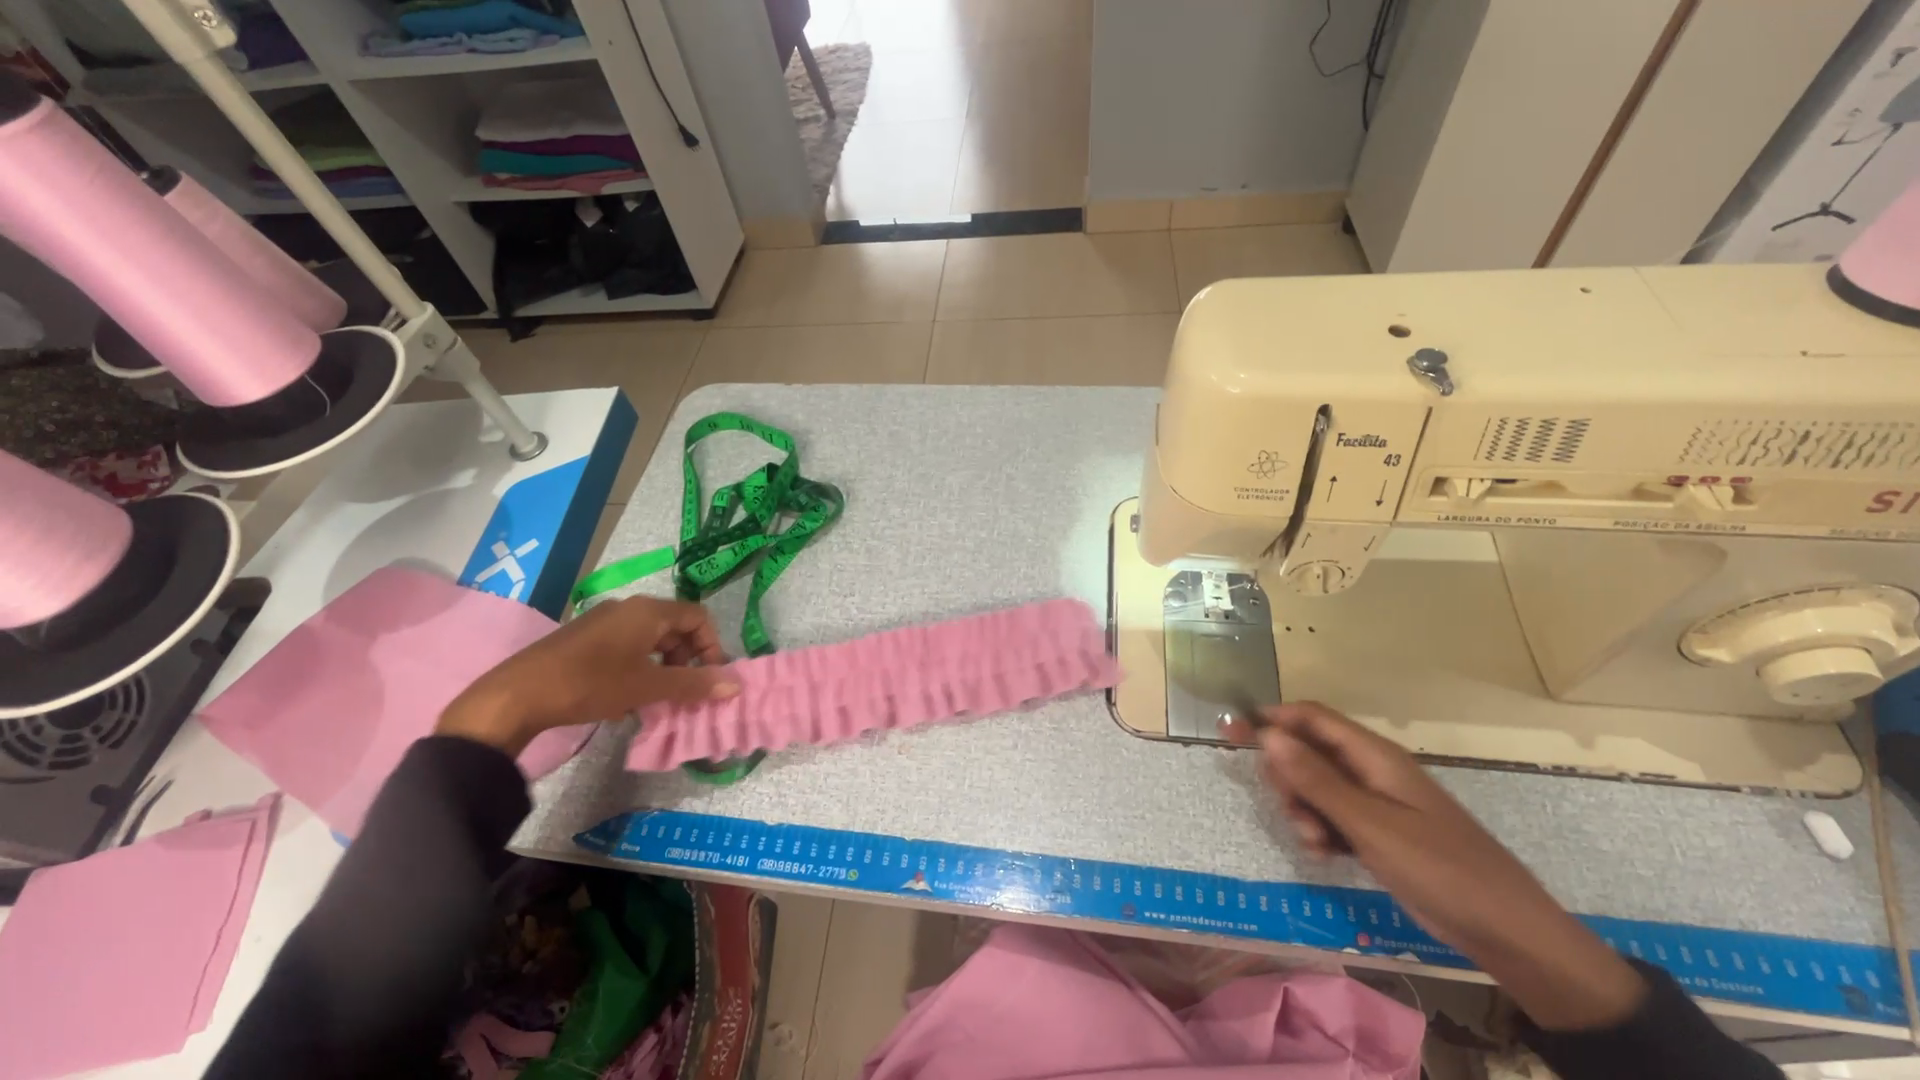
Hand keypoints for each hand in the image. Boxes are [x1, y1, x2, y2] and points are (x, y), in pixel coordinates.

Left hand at [436, 597, 739, 756]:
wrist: (518, 694)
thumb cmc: (591, 684)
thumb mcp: (648, 687)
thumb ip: (693, 684)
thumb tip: (736, 684)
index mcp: (647, 611)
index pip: (697, 617)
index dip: (712, 646)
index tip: (710, 679)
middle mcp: (628, 609)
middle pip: (675, 629)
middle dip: (688, 661)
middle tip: (687, 694)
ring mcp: (604, 624)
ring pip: (650, 642)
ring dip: (664, 670)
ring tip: (660, 702)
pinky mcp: (586, 642)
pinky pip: (627, 650)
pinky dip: (639, 671)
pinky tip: (629, 702)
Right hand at [1225, 702, 1647, 1030]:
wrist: (1504, 927)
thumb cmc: (1439, 867)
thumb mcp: (1369, 824)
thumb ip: (1316, 779)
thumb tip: (1267, 734)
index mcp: (1374, 755)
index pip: (1311, 717)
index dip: (1270, 718)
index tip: (1229, 731)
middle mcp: (1372, 770)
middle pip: (1308, 752)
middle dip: (1288, 778)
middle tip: (1293, 811)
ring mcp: (1377, 802)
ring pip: (1317, 788)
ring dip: (1304, 810)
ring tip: (1318, 843)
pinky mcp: (1380, 832)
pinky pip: (1333, 817)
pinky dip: (1322, 831)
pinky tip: (1330, 855)